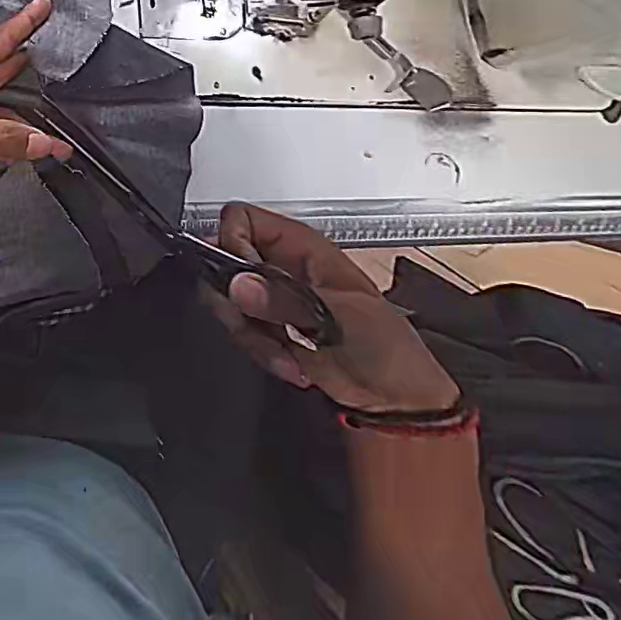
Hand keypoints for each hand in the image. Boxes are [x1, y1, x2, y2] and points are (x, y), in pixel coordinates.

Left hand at [0, 0, 73, 226]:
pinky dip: (20, 142)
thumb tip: (44, 142)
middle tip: (71, 60)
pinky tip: (40, 145)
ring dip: (33, 114)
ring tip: (67, 116)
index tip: (45, 3)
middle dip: (37, 65)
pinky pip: (0, 137)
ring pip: (8, 108)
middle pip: (8, 70)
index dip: (24, 21)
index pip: (0, 38)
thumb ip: (1, 136)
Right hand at [204, 203, 459, 413]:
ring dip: (249, 332)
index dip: (233, 243)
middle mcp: (280, 264)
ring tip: (283, 349)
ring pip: (226, 299)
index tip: (244, 278)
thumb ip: (285, 299)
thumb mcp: (340, 317)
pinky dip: (257, 349)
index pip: (240, 219)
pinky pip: (238, 328)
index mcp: (300, 245)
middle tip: (260, 321)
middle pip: (224, 262)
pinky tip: (288, 361)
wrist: (396, 400)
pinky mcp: (267, 325)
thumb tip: (240, 283)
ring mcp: (271, 295)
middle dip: (237, 300)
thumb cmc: (389, 349)